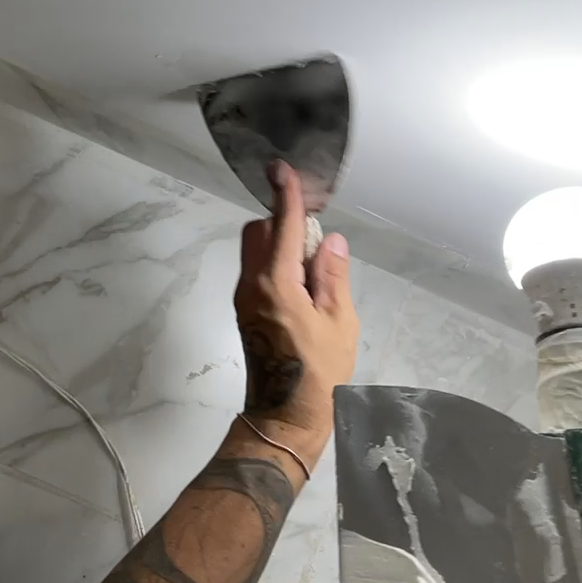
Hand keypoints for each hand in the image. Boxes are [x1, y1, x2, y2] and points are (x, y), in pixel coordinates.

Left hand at [233, 161, 356, 438]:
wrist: (283, 414)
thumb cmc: (318, 372)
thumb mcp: (339, 322)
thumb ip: (332, 275)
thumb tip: (329, 239)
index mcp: (275, 284)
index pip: (280, 227)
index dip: (285, 195)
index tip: (282, 168)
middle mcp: (250, 285)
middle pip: (257, 232)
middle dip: (281, 222)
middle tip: (314, 239)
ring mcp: (243, 298)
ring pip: (253, 251)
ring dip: (277, 244)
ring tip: (312, 268)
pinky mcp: (244, 310)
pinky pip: (255, 271)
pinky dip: (274, 263)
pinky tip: (301, 283)